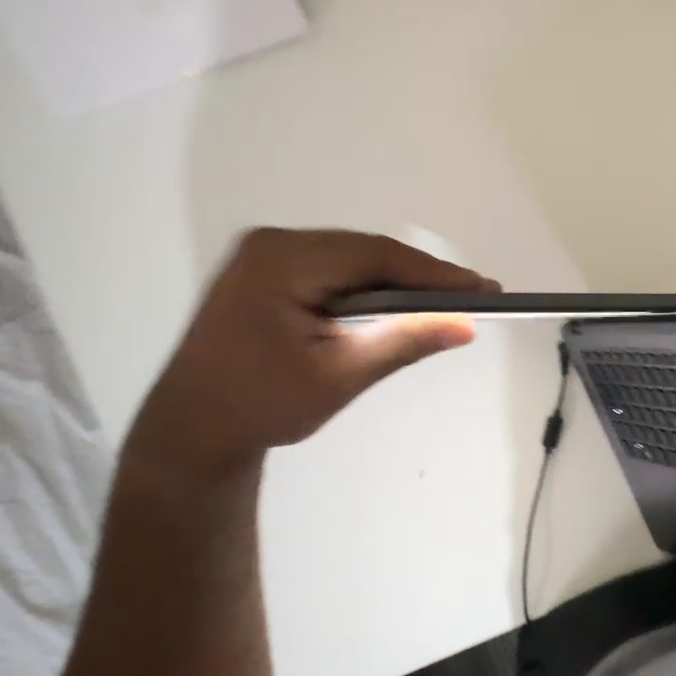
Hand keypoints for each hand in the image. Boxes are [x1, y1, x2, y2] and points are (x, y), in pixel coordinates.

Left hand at [124, 228, 499, 474]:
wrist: (191, 432)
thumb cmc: (262, 407)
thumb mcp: (341, 376)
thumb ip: (404, 342)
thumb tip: (467, 326)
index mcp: (281, 262)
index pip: (375, 255)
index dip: (434, 273)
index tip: (484, 288)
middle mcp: (270, 244)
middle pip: (365, 251)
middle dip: (420, 275)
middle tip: (472, 297)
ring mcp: (263, 254)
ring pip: (352, 257)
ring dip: (396, 280)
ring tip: (444, 302)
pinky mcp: (265, 270)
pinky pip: (332, 267)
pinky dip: (367, 285)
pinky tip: (396, 303)